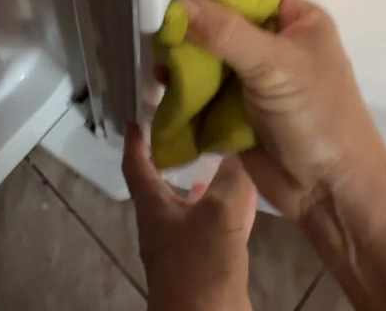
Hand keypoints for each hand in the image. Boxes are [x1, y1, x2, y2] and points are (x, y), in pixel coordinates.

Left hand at [124, 124, 256, 310]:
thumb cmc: (199, 267)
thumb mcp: (218, 214)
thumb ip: (230, 178)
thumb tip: (238, 145)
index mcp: (153, 207)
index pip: (136, 165)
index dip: (136, 140)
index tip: (139, 118)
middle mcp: (164, 223)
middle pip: (166, 182)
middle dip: (178, 155)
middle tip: (196, 127)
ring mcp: (185, 245)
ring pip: (195, 202)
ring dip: (208, 179)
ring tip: (227, 153)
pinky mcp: (207, 263)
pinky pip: (218, 224)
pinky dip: (231, 205)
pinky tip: (249, 193)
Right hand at [174, 0, 385, 220]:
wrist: (330, 195)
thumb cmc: (317, 116)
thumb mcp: (274, 64)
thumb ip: (224, 31)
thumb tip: (176, 1)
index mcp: (296, 19)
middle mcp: (274, 42)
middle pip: (222, 20)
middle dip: (190, 24)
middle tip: (154, 23)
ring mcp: (253, 77)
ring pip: (208, 55)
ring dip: (182, 57)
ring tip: (155, 58)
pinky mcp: (235, 109)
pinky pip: (203, 88)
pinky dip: (183, 86)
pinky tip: (159, 83)